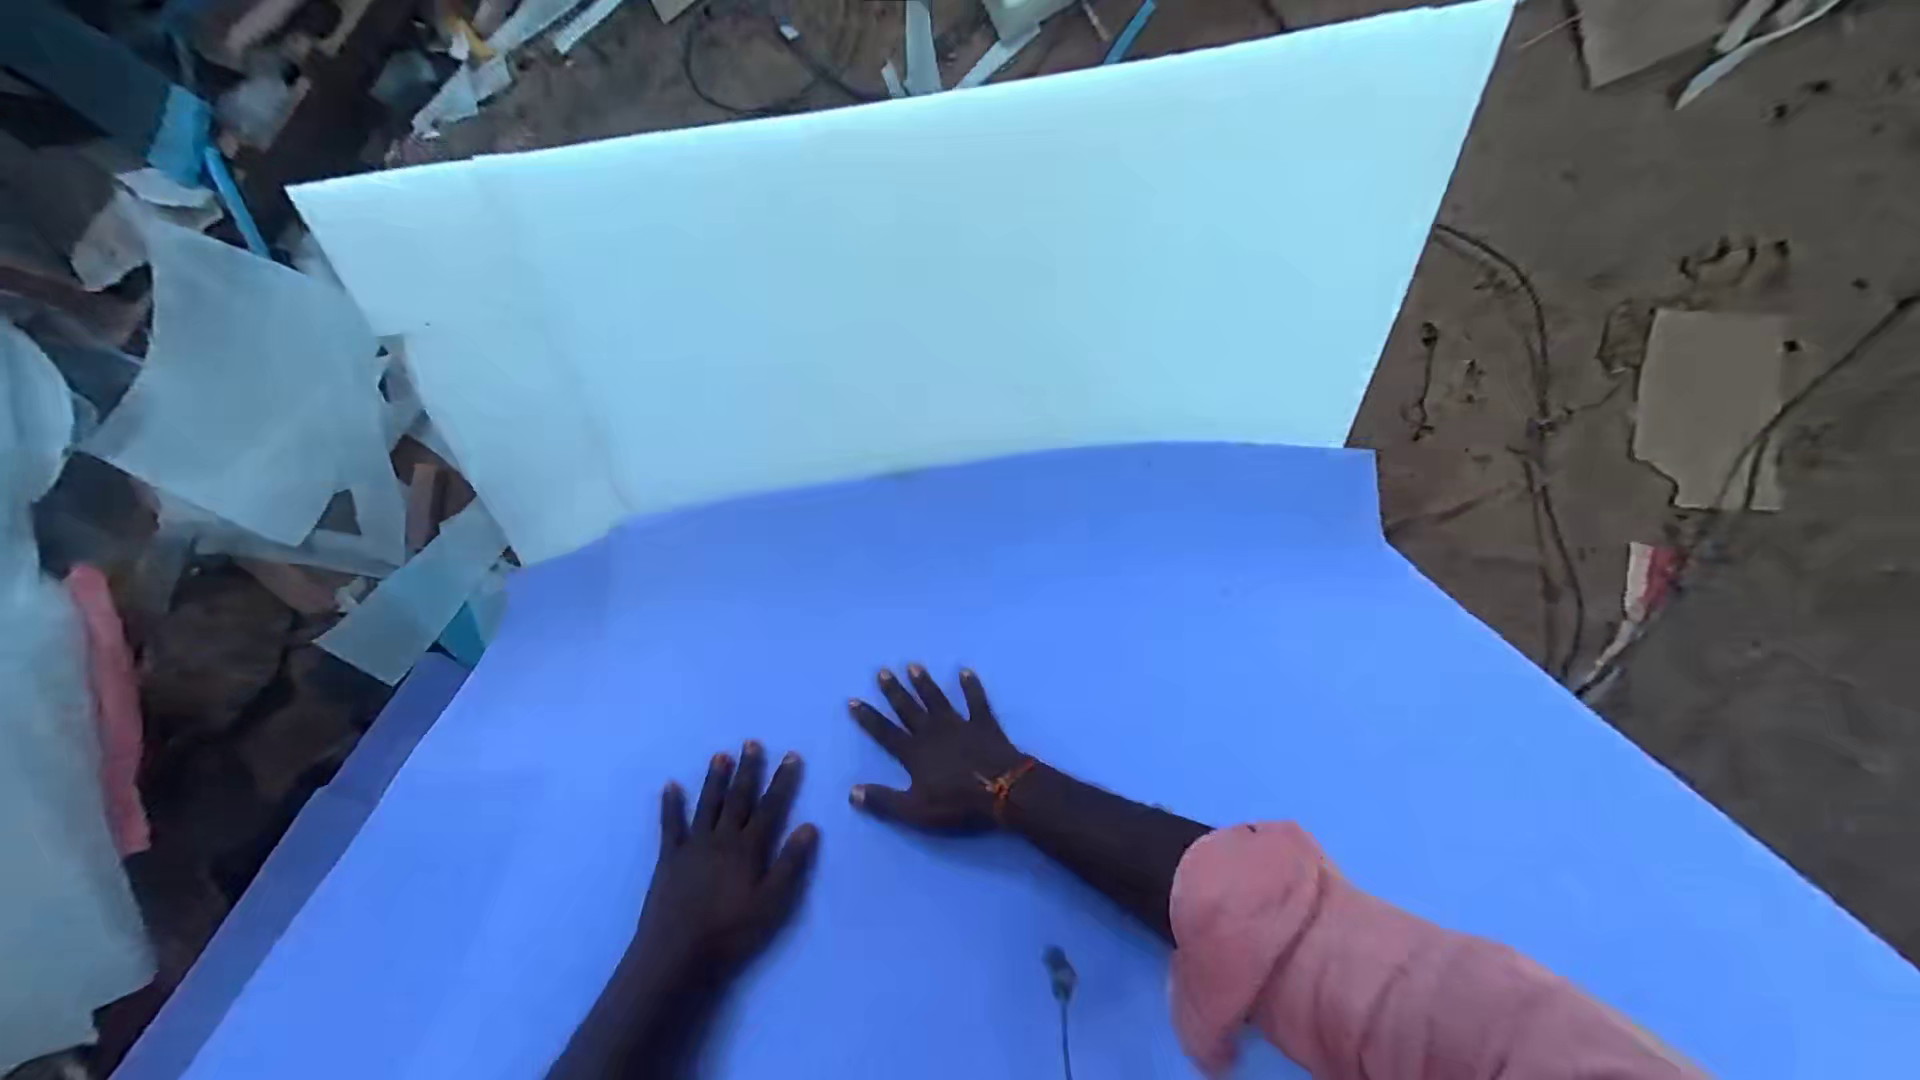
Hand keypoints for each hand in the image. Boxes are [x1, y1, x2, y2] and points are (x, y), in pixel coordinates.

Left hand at [631, 742, 818, 985]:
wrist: (674, 958)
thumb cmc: (730, 934)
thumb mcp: (772, 904)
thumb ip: (790, 863)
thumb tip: (810, 826)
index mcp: (749, 848)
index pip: (771, 806)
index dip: (783, 781)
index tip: (791, 756)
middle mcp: (722, 838)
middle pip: (739, 797)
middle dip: (748, 769)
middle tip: (752, 742)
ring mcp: (692, 846)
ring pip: (707, 804)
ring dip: (715, 778)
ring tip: (721, 754)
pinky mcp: (668, 859)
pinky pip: (670, 825)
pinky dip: (670, 805)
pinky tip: (670, 786)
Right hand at [847, 665, 1027, 833]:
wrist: (1002, 790)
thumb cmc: (957, 802)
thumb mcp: (915, 810)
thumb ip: (883, 800)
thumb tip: (852, 792)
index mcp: (915, 752)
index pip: (885, 733)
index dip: (868, 718)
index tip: (853, 700)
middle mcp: (933, 732)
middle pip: (909, 708)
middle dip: (894, 690)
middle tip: (882, 671)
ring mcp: (959, 724)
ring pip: (937, 699)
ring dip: (924, 683)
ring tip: (914, 665)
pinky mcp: (983, 723)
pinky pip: (976, 700)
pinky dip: (971, 686)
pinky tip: (965, 671)